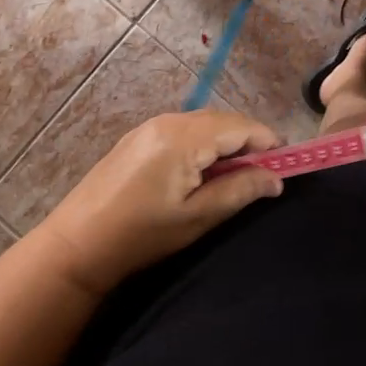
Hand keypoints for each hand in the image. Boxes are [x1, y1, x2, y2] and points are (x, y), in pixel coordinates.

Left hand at [34, 110, 283, 295]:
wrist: (77, 244)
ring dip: (227, 142)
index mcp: (185, 137)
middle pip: (223, 120)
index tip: (288, 164)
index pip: (241, 127)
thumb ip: (240, 191)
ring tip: (239, 174)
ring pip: (204, 123)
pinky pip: (184, 129)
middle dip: (249, 141)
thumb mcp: (197, 217)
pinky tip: (205, 170)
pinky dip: (204, 143)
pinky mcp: (139, 137)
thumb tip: (276, 179)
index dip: (268, 142)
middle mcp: (169, 121)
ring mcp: (151, 126)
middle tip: (266, 173)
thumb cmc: (141, 235)